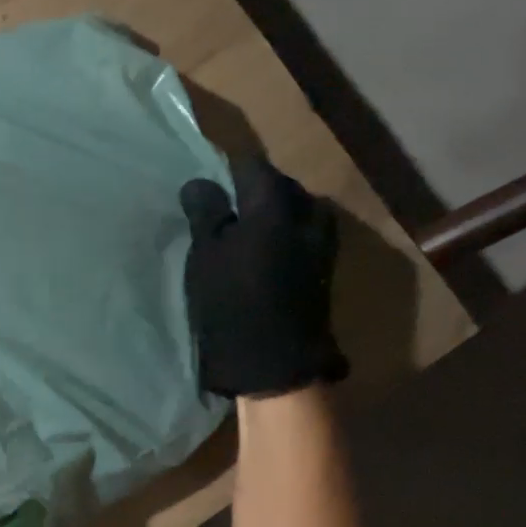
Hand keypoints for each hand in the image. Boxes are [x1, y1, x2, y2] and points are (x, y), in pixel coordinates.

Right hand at [180, 157, 346, 398]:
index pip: (250, 166)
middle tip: (223, 206)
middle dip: (253, 190)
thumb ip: (205, 214)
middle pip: (279, 185)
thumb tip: (200, 181)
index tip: (207, 183)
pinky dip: (284, 233)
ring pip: (296, 209)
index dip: (227, 170)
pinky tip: (265, 251)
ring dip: (272, 213)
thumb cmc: (230, 302)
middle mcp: (306, 211)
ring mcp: (322, 239)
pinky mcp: (325, 265)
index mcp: (274, 203)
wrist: (273, 360)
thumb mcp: (205, 256)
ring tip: (246, 229)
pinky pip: (303, 232)